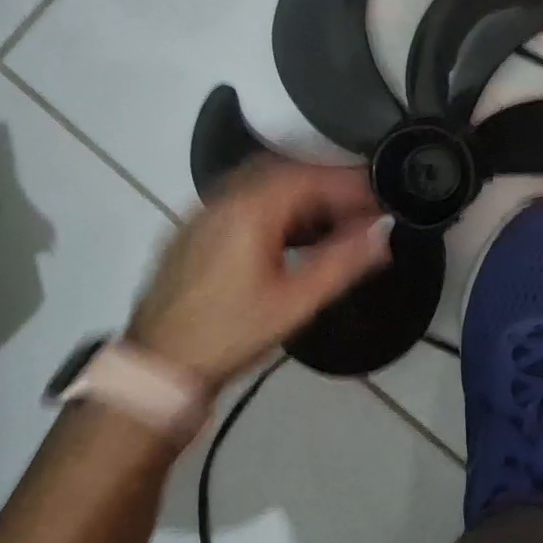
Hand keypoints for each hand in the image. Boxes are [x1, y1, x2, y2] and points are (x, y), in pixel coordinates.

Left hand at [127, 161, 392, 387]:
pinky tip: (287, 234)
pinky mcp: (188, 232)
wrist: (157, 368)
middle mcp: (220, 201)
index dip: (349, 185)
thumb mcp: (297, 302)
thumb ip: (346, 261)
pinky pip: (237, 200)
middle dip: (325, 185)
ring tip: (330, 219)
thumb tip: (385, 230)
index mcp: (248, 211)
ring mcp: (199, 215)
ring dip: (299, 194)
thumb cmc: (231, 334)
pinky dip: (271, 205)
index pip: (310, 179)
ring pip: (258, 184)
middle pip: (284, 173)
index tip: (379, 200)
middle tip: (359, 207)